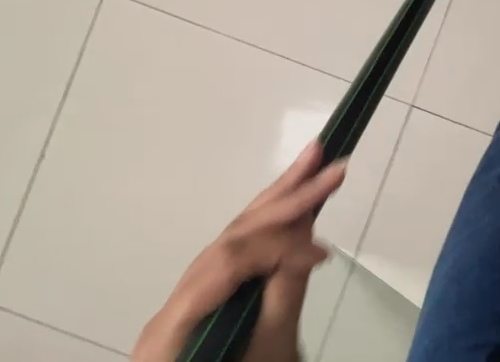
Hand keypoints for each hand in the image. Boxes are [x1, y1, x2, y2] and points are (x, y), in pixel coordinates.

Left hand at [132, 141, 346, 361]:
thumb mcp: (268, 354)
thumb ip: (282, 293)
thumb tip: (305, 237)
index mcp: (173, 327)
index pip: (231, 260)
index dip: (280, 246)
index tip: (326, 256)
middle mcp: (173, 304)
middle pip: (232, 238)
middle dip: (284, 197)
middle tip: (325, 157)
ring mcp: (188, 298)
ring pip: (236, 237)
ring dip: (280, 198)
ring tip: (315, 159)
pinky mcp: (207, 298)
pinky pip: (238, 252)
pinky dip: (270, 223)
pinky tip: (293, 198)